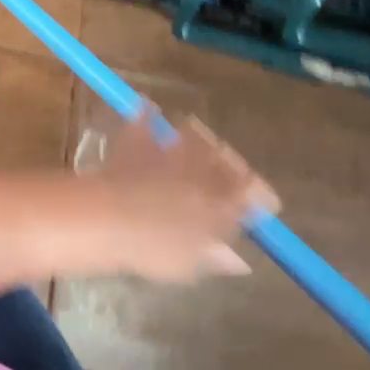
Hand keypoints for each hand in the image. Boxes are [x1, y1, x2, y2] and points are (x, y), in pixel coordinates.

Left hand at [83, 111, 279, 282]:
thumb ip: (214, 257)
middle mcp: (196, 175)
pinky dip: (147, 113)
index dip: (259, 194)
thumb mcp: (187, 264)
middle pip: (224, 160)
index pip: (249, 194)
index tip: (263, 199)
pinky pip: (144, 121)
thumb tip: (237, 260)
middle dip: (231, 162)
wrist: (105, 216)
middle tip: (232, 165)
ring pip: (191, 136)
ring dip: (198, 135)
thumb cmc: (149, 249)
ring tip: (198, 133)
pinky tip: (148, 105)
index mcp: (215, 206)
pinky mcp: (135, 143)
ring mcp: (165, 154)